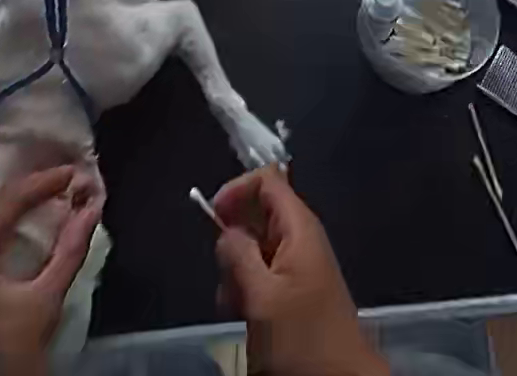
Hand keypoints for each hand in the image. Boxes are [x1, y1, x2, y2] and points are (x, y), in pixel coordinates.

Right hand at [213, 167, 386, 375]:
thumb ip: (239, 256)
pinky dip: (247, 285)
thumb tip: (226, 228)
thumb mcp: (262, 297)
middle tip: (227, 274)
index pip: (268, 179)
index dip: (238, 189)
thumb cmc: (302, 337)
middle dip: (234, 238)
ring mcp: (298, 261)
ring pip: (256, 245)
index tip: (214, 215)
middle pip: (258, 212)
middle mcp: (299, 235)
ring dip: (238, 268)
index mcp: (298, 225)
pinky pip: (263, 270)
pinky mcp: (294, 286)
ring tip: (236, 302)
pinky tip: (243, 312)